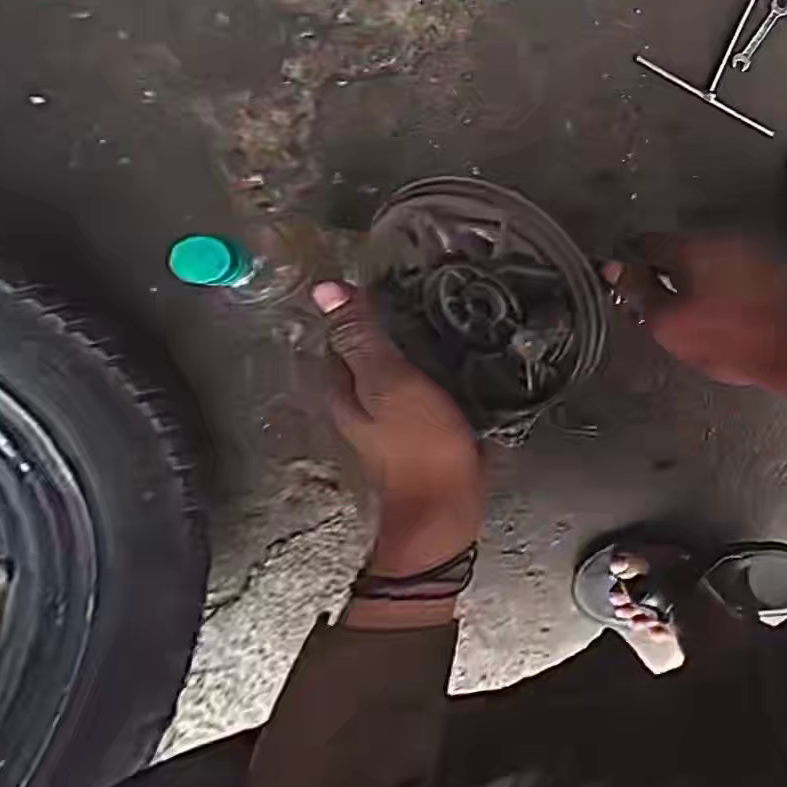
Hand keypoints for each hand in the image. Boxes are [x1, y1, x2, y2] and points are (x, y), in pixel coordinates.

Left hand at [315, 282, 482, 578]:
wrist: (448, 507)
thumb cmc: (420, 444)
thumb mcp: (391, 384)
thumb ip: (363, 339)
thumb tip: (326, 288)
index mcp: (344, 388)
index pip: (342, 333)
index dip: (363, 305)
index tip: (396, 278)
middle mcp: (361, 401)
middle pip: (371, 351)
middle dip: (393, 323)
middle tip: (429, 293)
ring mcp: (393, 416)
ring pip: (399, 367)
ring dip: (417, 345)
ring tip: (448, 316)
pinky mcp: (424, 426)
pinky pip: (425, 384)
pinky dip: (436, 367)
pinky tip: (460, 357)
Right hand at [603, 235, 786, 387]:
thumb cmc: (732, 340)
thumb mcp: (668, 322)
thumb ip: (637, 292)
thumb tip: (615, 270)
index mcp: (692, 247)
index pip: (645, 244)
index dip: (630, 268)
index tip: (627, 287)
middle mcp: (721, 242)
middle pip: (675, 255)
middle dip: (661, 280)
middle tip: (656, 312)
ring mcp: (747, 256)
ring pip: (703, 266)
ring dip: (689, 287)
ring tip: (688, 323)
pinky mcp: (765, 274)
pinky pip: (728, 278)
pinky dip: (716, 293)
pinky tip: (717, 320)